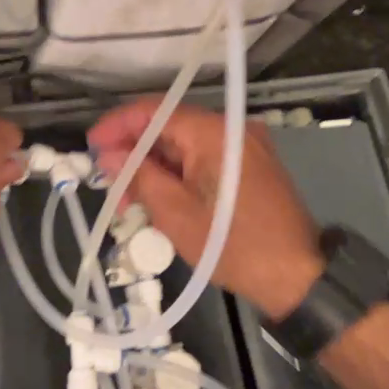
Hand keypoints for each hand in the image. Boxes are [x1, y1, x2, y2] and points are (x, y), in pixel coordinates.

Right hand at [88, 100, 323, 319]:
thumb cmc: (233, 245)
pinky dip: (177, 174)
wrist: (297, 277)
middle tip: (108, 182)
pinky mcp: (250, 167)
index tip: (92, 145)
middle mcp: (232, 129)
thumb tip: (110, 155)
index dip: (118, 125)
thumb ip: (139, 176)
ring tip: (129, 200)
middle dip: (134, 151)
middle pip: (170, 127)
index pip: (155, 111)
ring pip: (185, 146)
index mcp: (215, 133)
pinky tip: (158, 198)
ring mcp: (245, 147)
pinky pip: (203, 159)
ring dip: (154, 167)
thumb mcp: (176, 213)